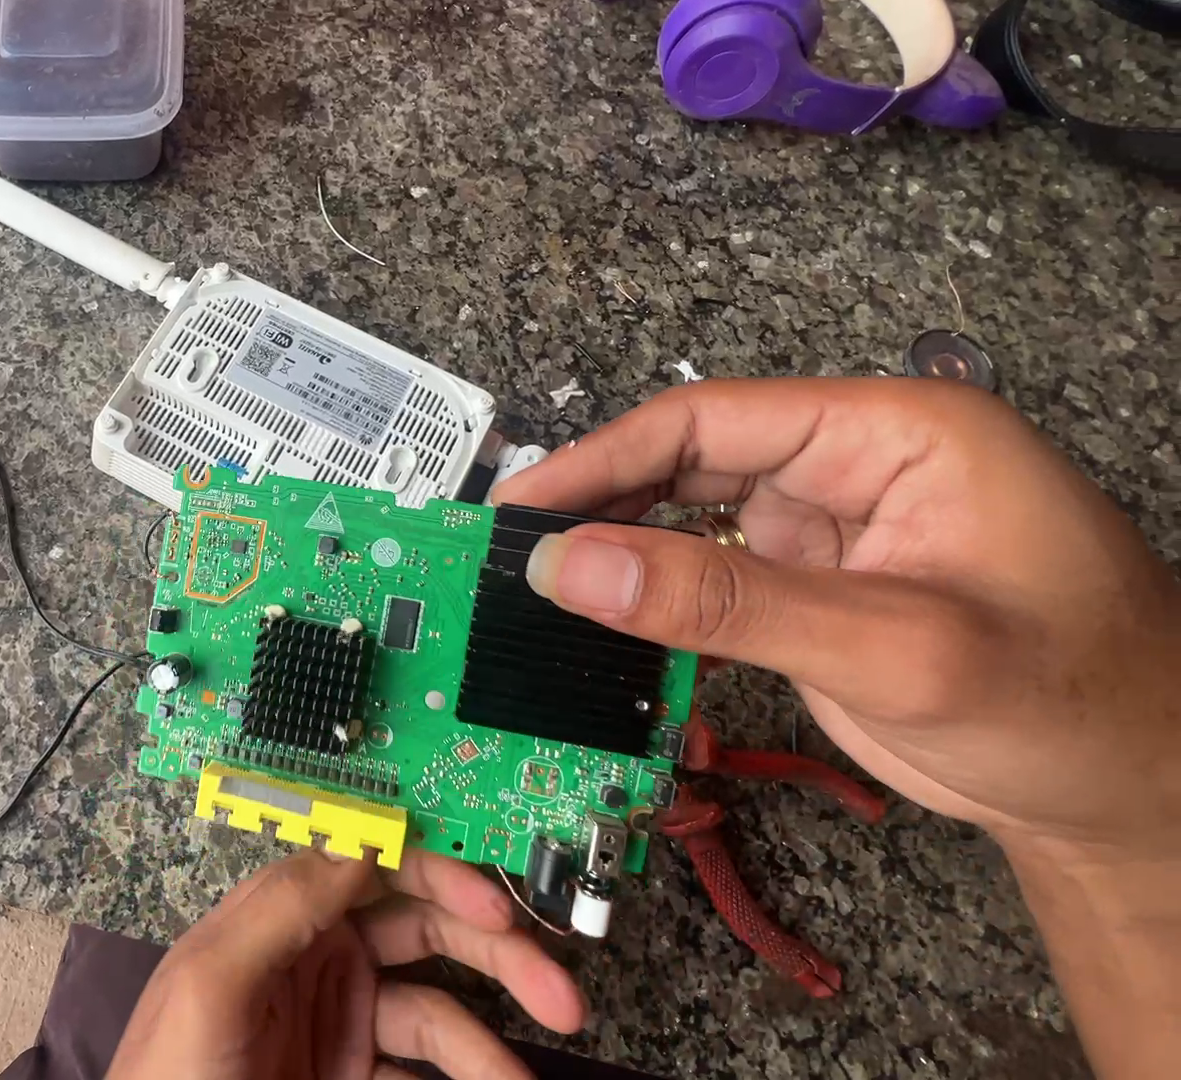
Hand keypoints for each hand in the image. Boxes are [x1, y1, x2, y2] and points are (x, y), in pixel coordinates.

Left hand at [105, 849, 584, 1079]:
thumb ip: (282, 905)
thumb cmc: (172, 1069)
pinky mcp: (352, 1073)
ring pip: (435, 1008)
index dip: (438, 874)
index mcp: (286, 912)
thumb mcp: (212, 979)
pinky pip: (421, 1072)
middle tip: (557, 991)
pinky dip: (466, 1078)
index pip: (374, 869)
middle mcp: (322, 953)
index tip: (494, 906)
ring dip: (488, 1043)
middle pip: (421, 929)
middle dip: (491, 951)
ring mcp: (341, 1017)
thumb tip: (360, 841)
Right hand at [491, 377, 1180, 856]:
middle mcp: (846, 463)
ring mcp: (819, 521)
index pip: (705, 421)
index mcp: (891, 434)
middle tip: (513, 546)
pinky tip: (599, 603)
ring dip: (609, 540)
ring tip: (539, 573)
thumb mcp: (888, 650)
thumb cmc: (1074, 708)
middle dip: (591, 500)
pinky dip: (641, 583)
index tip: (521, 509)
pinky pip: (696, 563)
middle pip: (681, 459)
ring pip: (679, 509)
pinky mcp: (799, 574)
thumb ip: (721, 604)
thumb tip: (572, 568)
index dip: (598, 460)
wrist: (1134, 795)